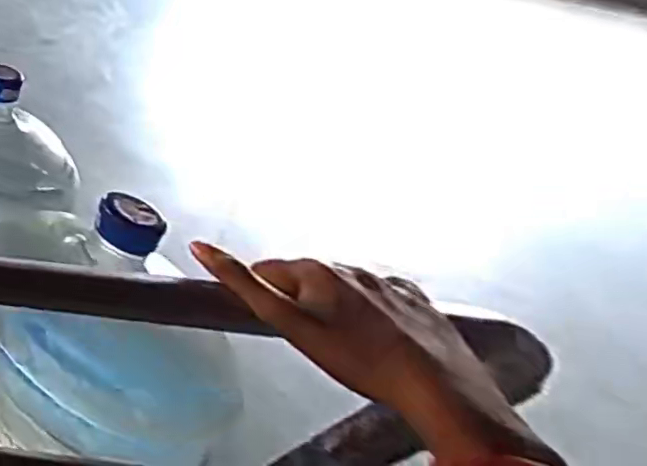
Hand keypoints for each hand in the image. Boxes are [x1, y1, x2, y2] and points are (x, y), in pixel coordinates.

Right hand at [191, 242, 559, 464]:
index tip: (287, 324)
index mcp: (315, 267)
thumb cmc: (365, 364)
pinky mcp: (422, 304)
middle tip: (321, 341)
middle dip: (306, 304)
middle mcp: (351, 267)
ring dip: (341, 309)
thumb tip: (200, 247)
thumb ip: (240, 282)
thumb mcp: (287, 324)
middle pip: (307, 280)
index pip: (268, 272)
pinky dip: (378, 312)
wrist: (446, 400)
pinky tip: (383, 337)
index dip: (270, 300)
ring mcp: (390, 285)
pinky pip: (386, 298)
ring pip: (345, 289)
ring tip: (355, 346)